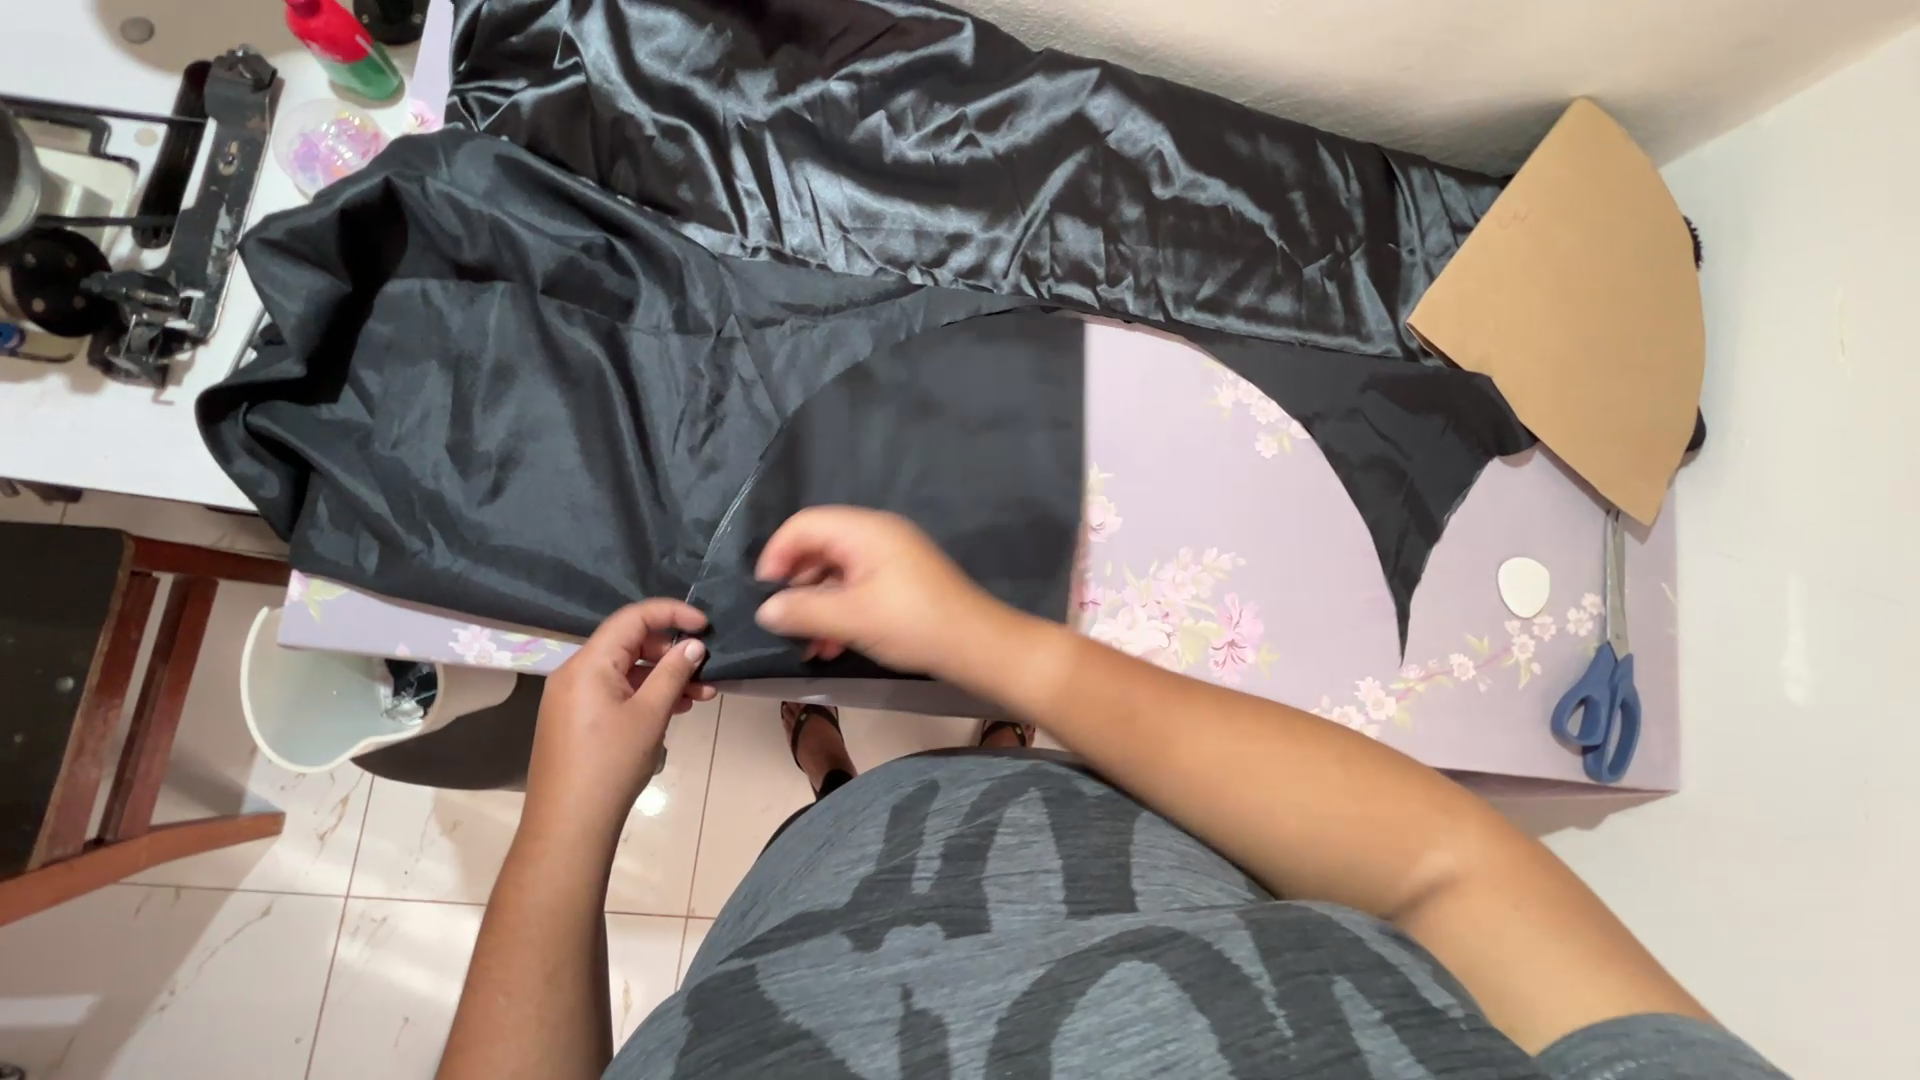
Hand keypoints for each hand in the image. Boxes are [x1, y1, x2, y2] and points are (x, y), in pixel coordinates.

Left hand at [523, 600, 714, 839]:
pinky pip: (616, 690)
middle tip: (707, 668)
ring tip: (702, 695)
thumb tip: (694, 644)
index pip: (633, 618)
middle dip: (672, 651)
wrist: (568, 825)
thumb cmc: (611, 764)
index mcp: (588, 664)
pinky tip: (676, 708)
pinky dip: (646, 693)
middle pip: (630, 643)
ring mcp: (574, 697)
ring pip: (627, 670)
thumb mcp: (650, 714)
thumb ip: (674, 673)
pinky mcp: (578, 718)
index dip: (672, 614)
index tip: (705, 625)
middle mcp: (575, 672)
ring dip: (665, 676)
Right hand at [754, 506, 1006, 675]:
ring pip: (836, 574)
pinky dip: (840, 613)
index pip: (804, 524)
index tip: (764, 591)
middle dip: (797, 587)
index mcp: (865, 530)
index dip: (777, 554)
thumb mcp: (852, 619)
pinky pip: (857, 589)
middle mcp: (877, 536)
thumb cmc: (914, 624)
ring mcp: (891, 559)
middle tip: (782, 622)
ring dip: (817, 607)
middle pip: (819, 549)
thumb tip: (765, 610)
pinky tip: (831, 647)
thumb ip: (803, 612)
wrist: (978, 646)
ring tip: (807, 645)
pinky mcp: (901, 583)